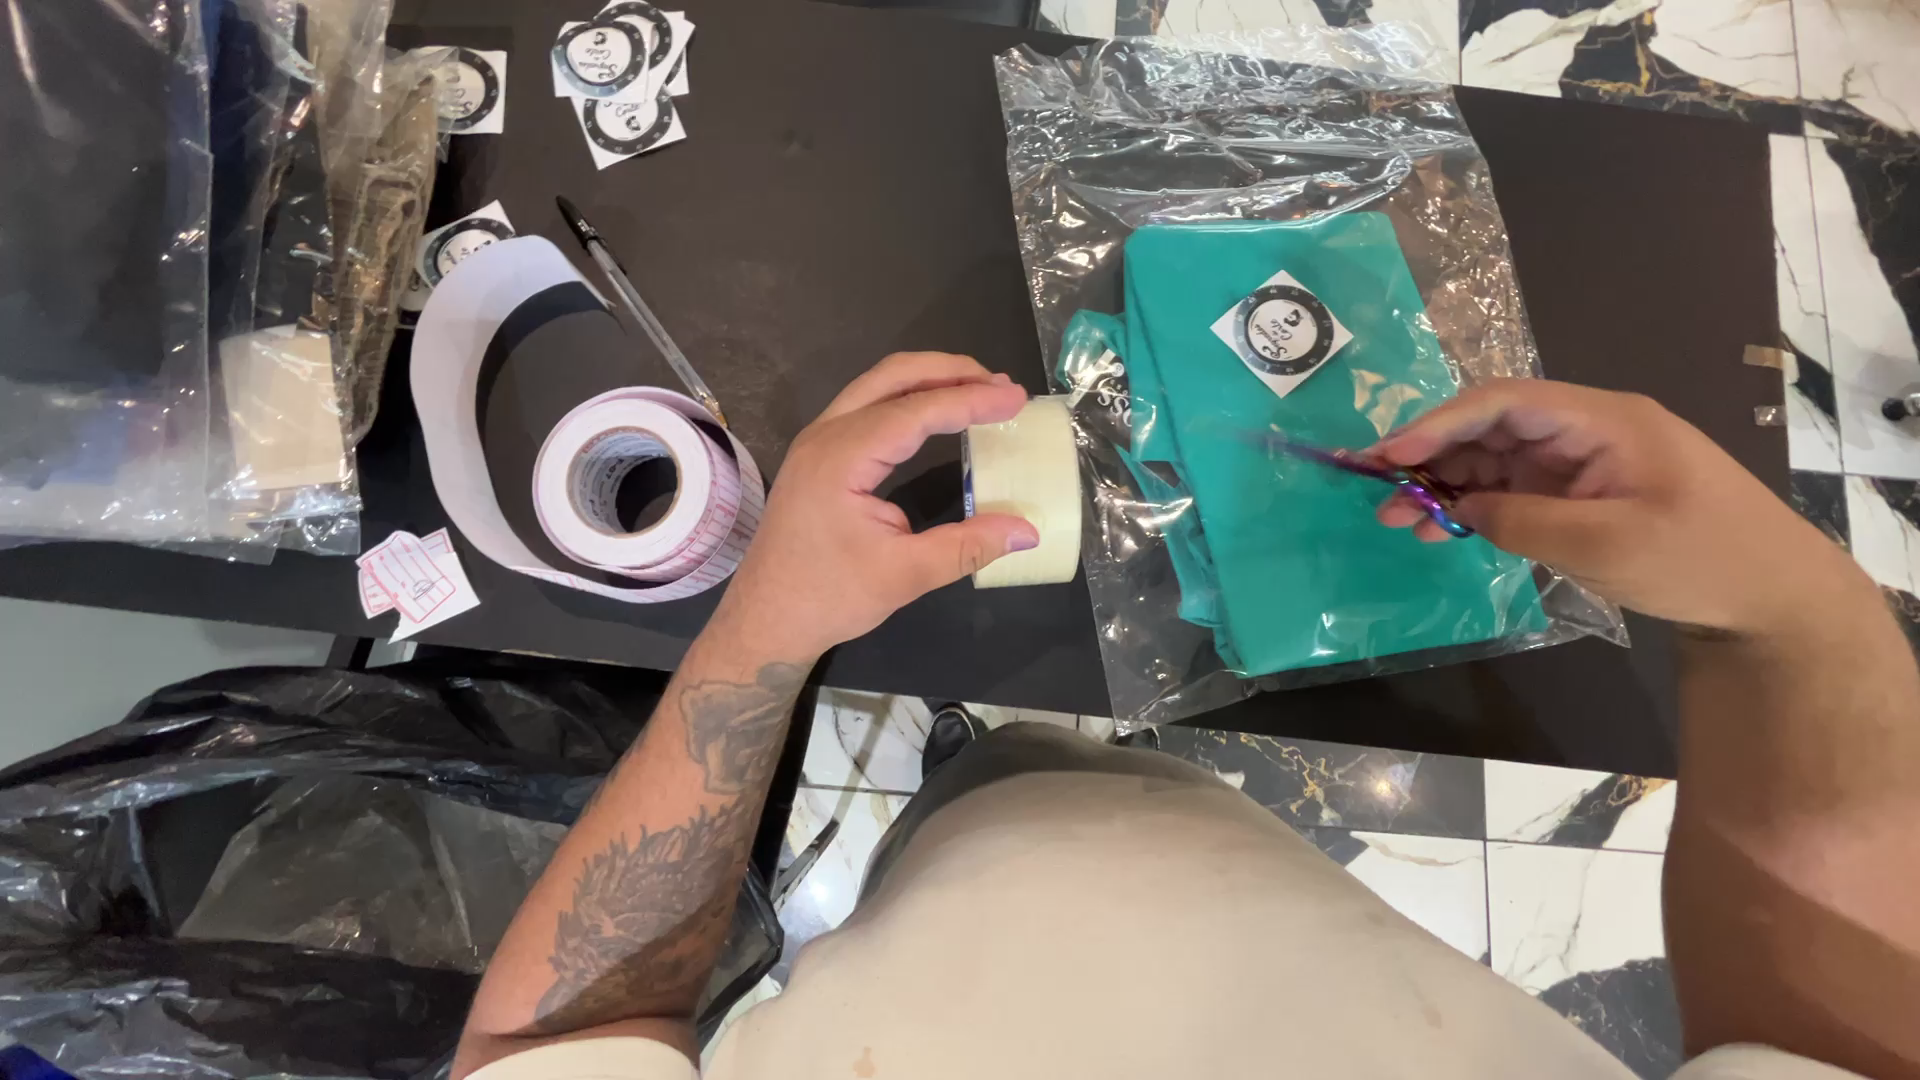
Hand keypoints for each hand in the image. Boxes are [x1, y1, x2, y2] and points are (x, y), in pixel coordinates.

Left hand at [711, 353, 1039, 660]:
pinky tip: (935, 415)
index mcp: (841, 457)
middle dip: (950, 372)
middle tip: (1001, 387)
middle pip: (892, 377)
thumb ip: (968, 547)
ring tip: (978, 392)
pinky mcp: (818, 456)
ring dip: (929, 381)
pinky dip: (908, 400)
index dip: (970, 401)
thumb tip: (1028, 531)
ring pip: (877, 386)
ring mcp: (817, 442)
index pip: (916, 410)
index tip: (1016, 400)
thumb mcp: (904, 576)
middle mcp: (825, 435)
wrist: (765, 620)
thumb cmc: (828, 598)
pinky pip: (867, 407)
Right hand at [1371, 379, 1851, 633]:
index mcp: (1602, 421)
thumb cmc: (1700, 560)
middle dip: (1427, 457)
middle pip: (1486, 429)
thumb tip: (1455, 508)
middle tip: (1377, 489)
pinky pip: (1502, 492)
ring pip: (1487, 462)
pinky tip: (1436, 530)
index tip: (1389, 455)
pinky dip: (1465, 509)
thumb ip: (1516, 519)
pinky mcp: (1569, 496)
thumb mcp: (1602, 542)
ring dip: (1439, 486)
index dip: (1438, 423)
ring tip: (1397, 518)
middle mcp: (1581, 433)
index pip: (1502, 402)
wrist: (1772, 603)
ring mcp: (1574, 465)